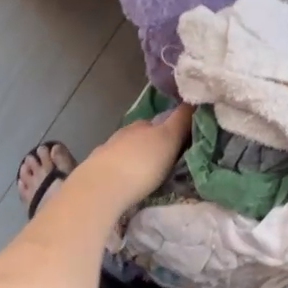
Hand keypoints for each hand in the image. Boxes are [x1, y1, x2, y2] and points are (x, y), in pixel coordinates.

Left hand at [73, 105, 192, 209]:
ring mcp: (107, 150)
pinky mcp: (96, 169)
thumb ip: (181, 121)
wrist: (102, 187)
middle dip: (153, 144)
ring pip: (127, 150)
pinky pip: (115, 165)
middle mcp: (124, 133)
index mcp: (143, 125)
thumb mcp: (169, 139)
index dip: (172, 128)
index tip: (182, 140)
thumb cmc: (141, 163)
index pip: (161, 121)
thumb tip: (192, 101)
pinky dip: (123, 169)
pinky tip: (127, 180)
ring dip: (137, 157)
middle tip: (167, 160)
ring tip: (147, 173)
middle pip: (143, 136)